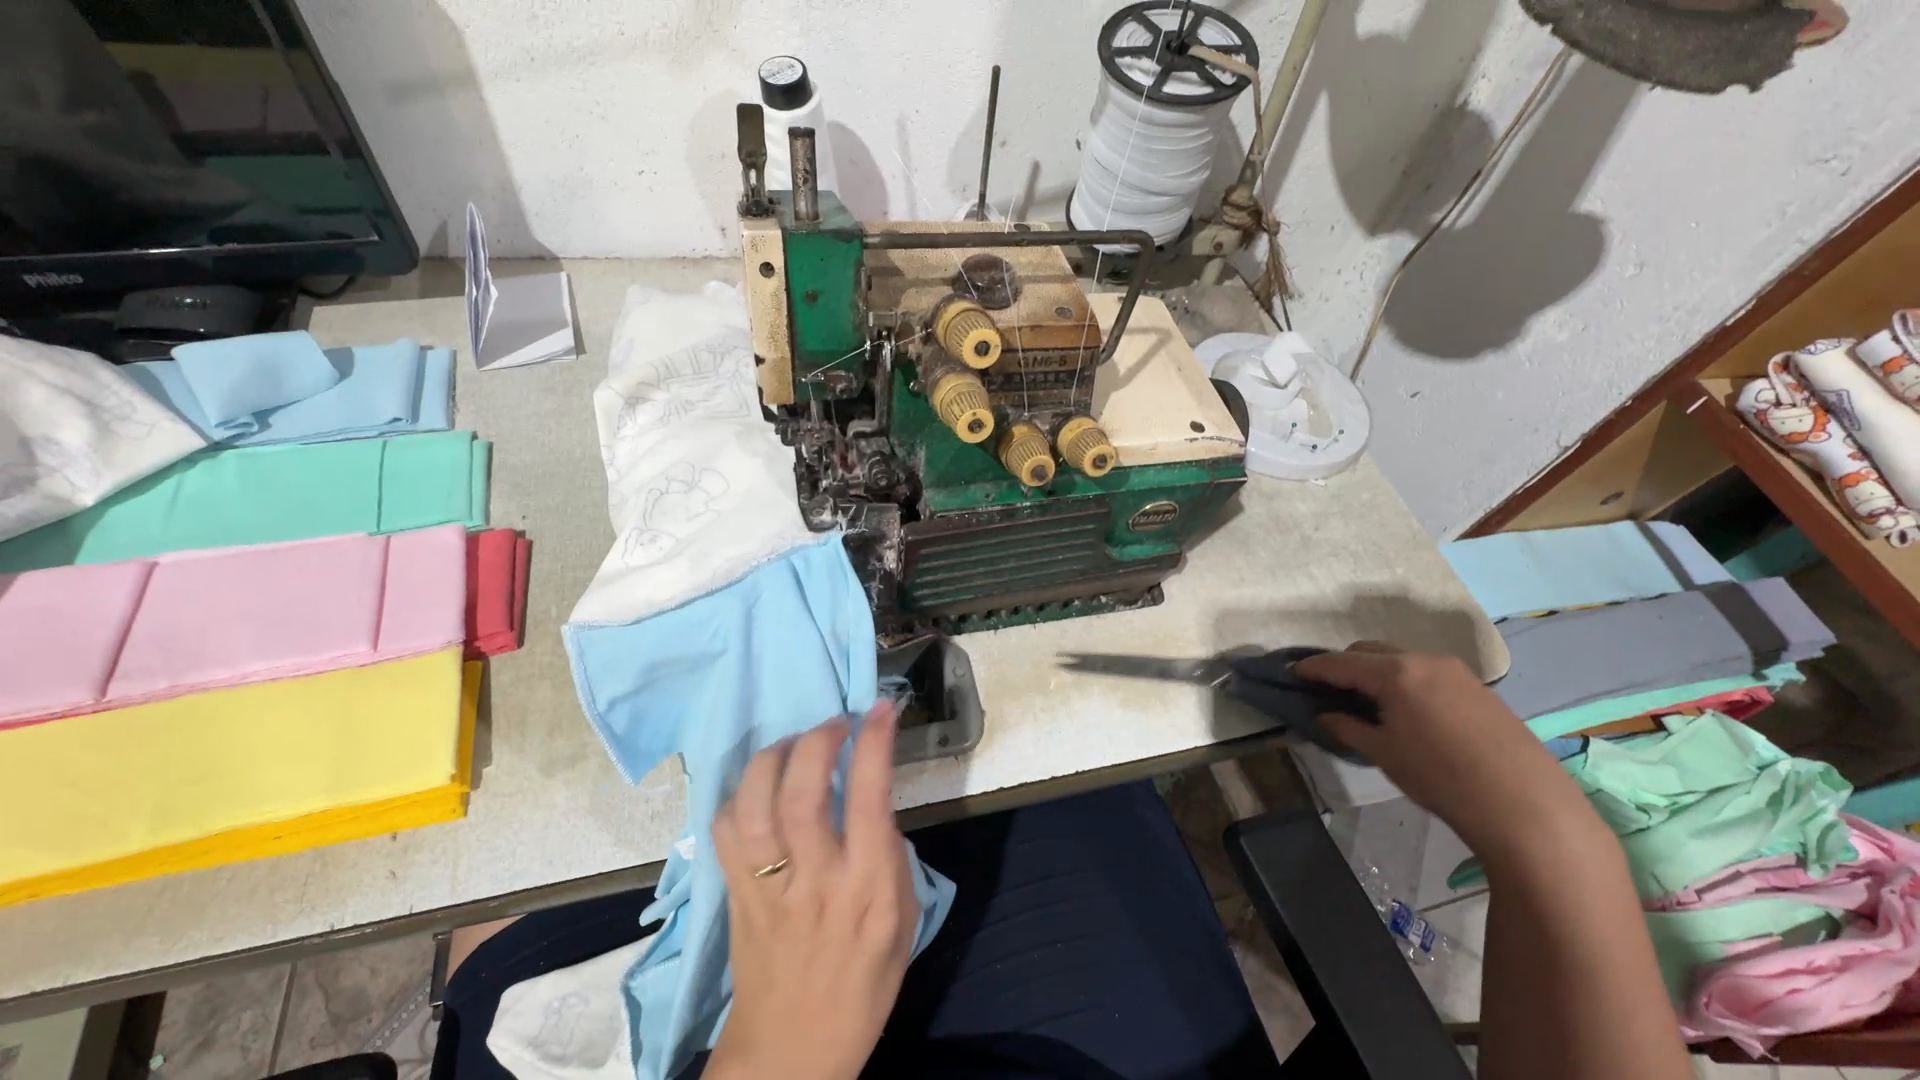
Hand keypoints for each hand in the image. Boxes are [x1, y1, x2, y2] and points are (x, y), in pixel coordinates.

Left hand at [706, 703, 916, 1079]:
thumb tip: (873, 803)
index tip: (880, 709)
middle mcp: (815, 879)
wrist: (792, 1051)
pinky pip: (724, 829)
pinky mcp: (734, 893)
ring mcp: (768, 884)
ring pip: (754, 803)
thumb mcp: (903, 924)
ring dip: (773, 757)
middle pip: (802, 789)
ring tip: (793, 745)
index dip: (873, 742)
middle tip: (834, 723)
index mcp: (868, 888)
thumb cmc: (863, 988)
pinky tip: (758, 789)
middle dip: (818, 738)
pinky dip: (739, 795)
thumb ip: (890, 860)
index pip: (869, 797)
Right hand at [1295, 643, 1603, 863]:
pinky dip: (1403, 680)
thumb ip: (1348, 728)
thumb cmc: (1441, 777)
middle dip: (1344, 666)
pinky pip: (1426, 671)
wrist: (1523, 802)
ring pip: (1401, 659)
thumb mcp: (1384, 754)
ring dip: (1376, 672)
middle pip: (1371, 651)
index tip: (1290, 674)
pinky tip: (1403, 710)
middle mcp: (1424, 659)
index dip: (1313, 668)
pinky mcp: (1476, 687)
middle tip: (1327, 692)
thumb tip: (1326, 715)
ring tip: (1365, 702)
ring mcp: (1455, 670)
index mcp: (1395, 673)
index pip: (1341, 662)